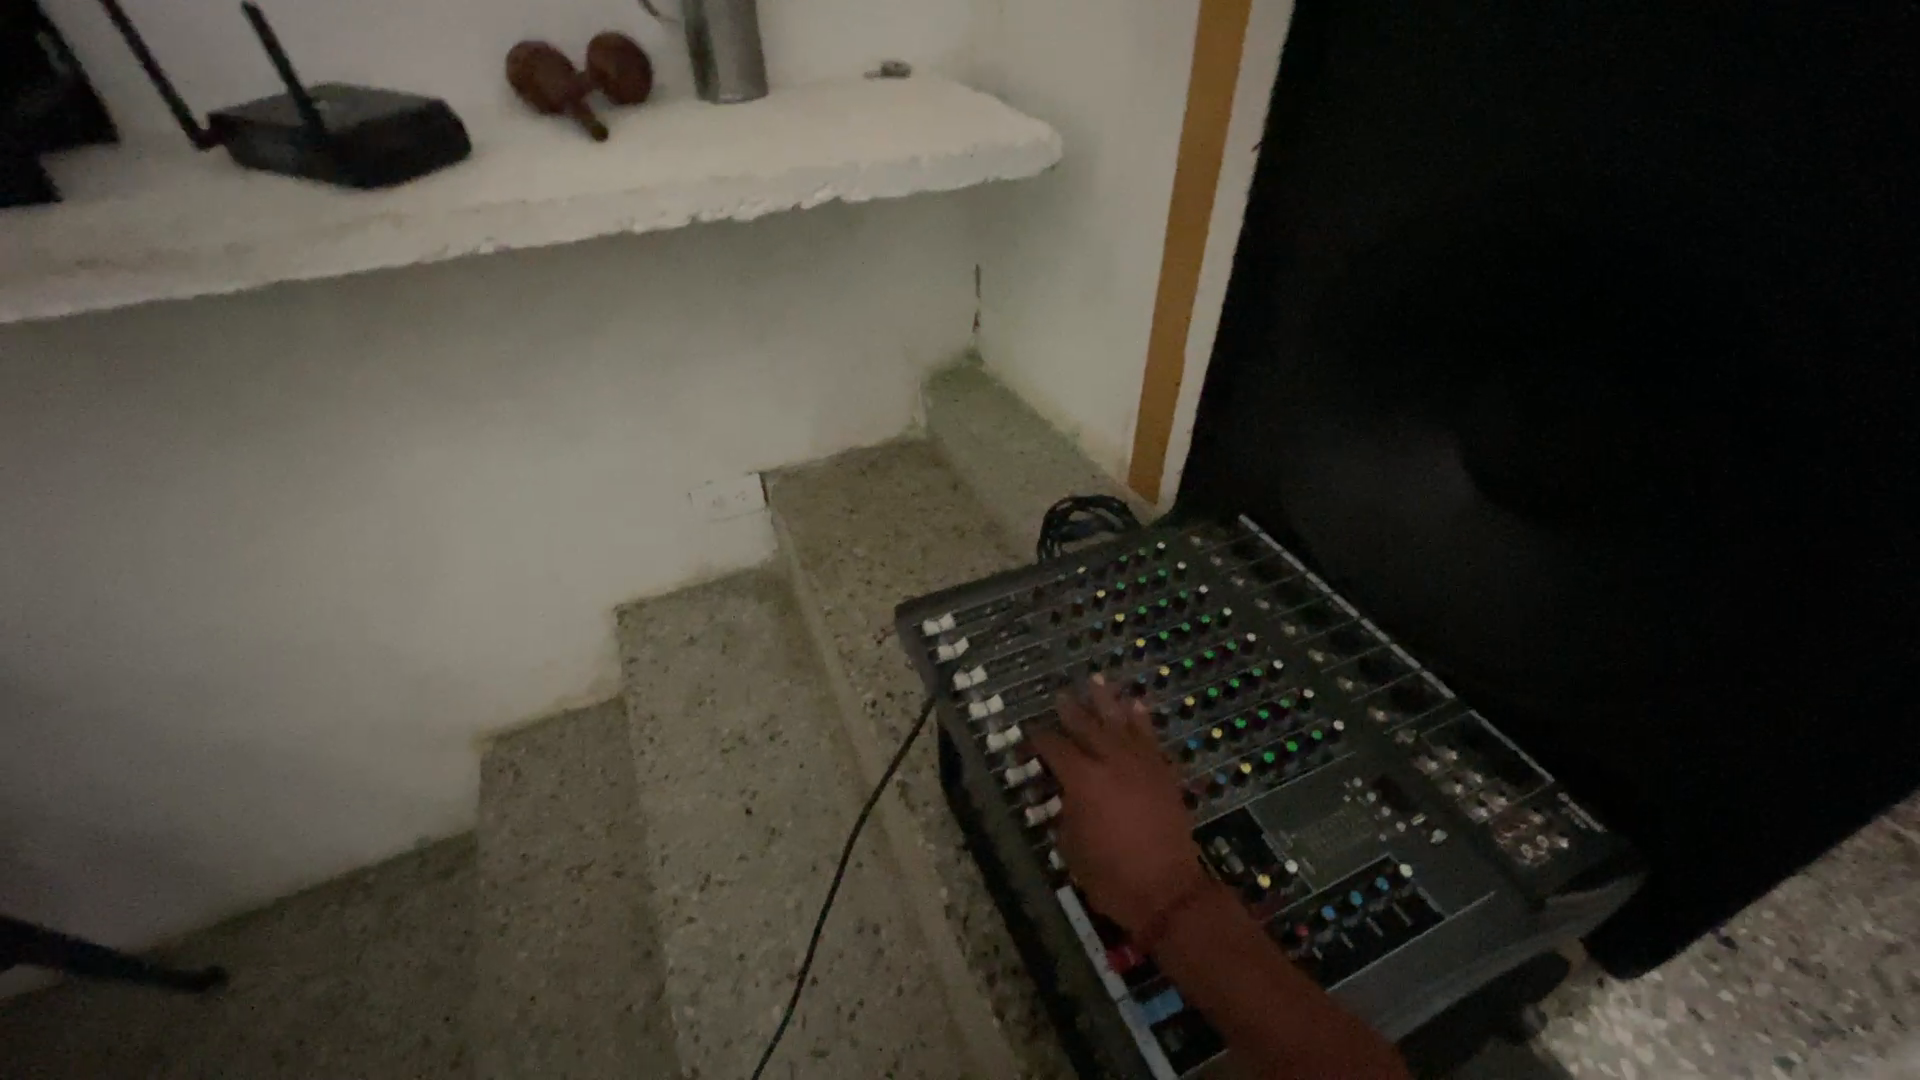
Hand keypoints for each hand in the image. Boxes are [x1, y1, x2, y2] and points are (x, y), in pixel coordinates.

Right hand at [1032, 676, 1207, 934]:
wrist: (1168, 892)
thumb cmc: (1110, 876)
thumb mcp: (1071, 846)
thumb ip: (1065, 811)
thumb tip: (1065, 795)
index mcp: (1082, 779)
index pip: (1054, 747)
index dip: (1037, 740)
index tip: (1027, 736)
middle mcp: (1111, 761)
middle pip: (1087, 726)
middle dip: (1071, 709)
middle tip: (1060, 694)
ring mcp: (1141, 764)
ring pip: (1121, 722)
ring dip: (1107, 700)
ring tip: (1097, 680)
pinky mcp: (1164, 773)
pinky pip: (1151, 738)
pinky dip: (1142, 719)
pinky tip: (1137, 705)